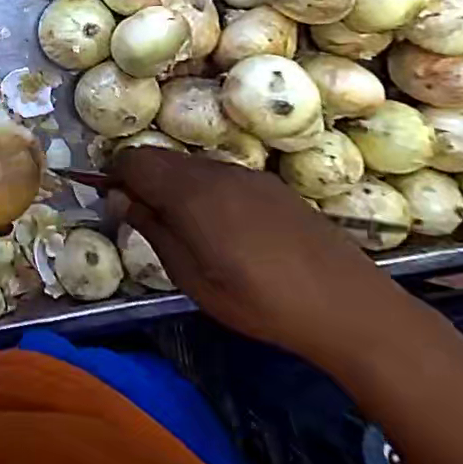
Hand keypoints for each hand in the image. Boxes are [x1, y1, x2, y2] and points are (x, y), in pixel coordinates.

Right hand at [110, 148, 423, 371]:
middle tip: (143, 217)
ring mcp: (246, 175)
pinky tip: (223, 228)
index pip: (133, 161)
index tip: (113, 203)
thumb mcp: (192, 277)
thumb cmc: (260, 301)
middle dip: (141, 178)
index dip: (114, 176)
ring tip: (183, 227)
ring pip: (190, 165)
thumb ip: (153, 230)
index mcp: (189, 192)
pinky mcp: (271, 185)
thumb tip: (119, 198)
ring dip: (173, 183)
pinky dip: (203, 188)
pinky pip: (220, 174)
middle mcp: (215, 171)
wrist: (349, 306)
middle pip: (160, 156)